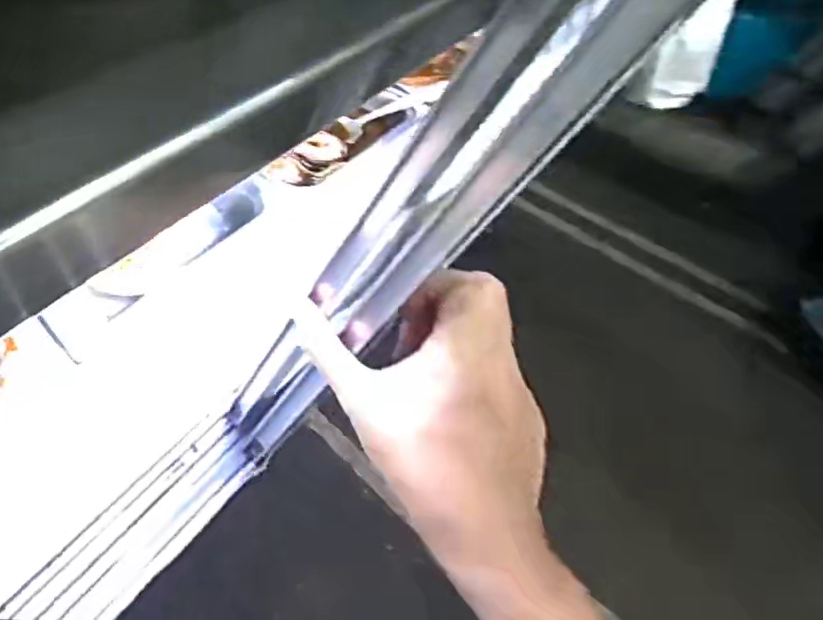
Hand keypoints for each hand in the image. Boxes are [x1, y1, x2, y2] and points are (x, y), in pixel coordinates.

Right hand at [291, 271, 594, 619]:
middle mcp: (501, 366)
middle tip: (396, 331)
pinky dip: (462, 371)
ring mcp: (519, 394)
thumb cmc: (419, 462)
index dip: (439, 283)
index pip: (479, 287)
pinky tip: (431, 403)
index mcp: (467, 353)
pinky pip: (493, 373)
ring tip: (406, 367)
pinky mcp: (525, 420)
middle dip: (435, 309)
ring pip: (487, 340)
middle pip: (483, 308)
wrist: (485, 539)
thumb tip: (296, 308)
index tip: (402, 304)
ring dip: (446, 340)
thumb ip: (329, 349)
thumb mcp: (360, 401)